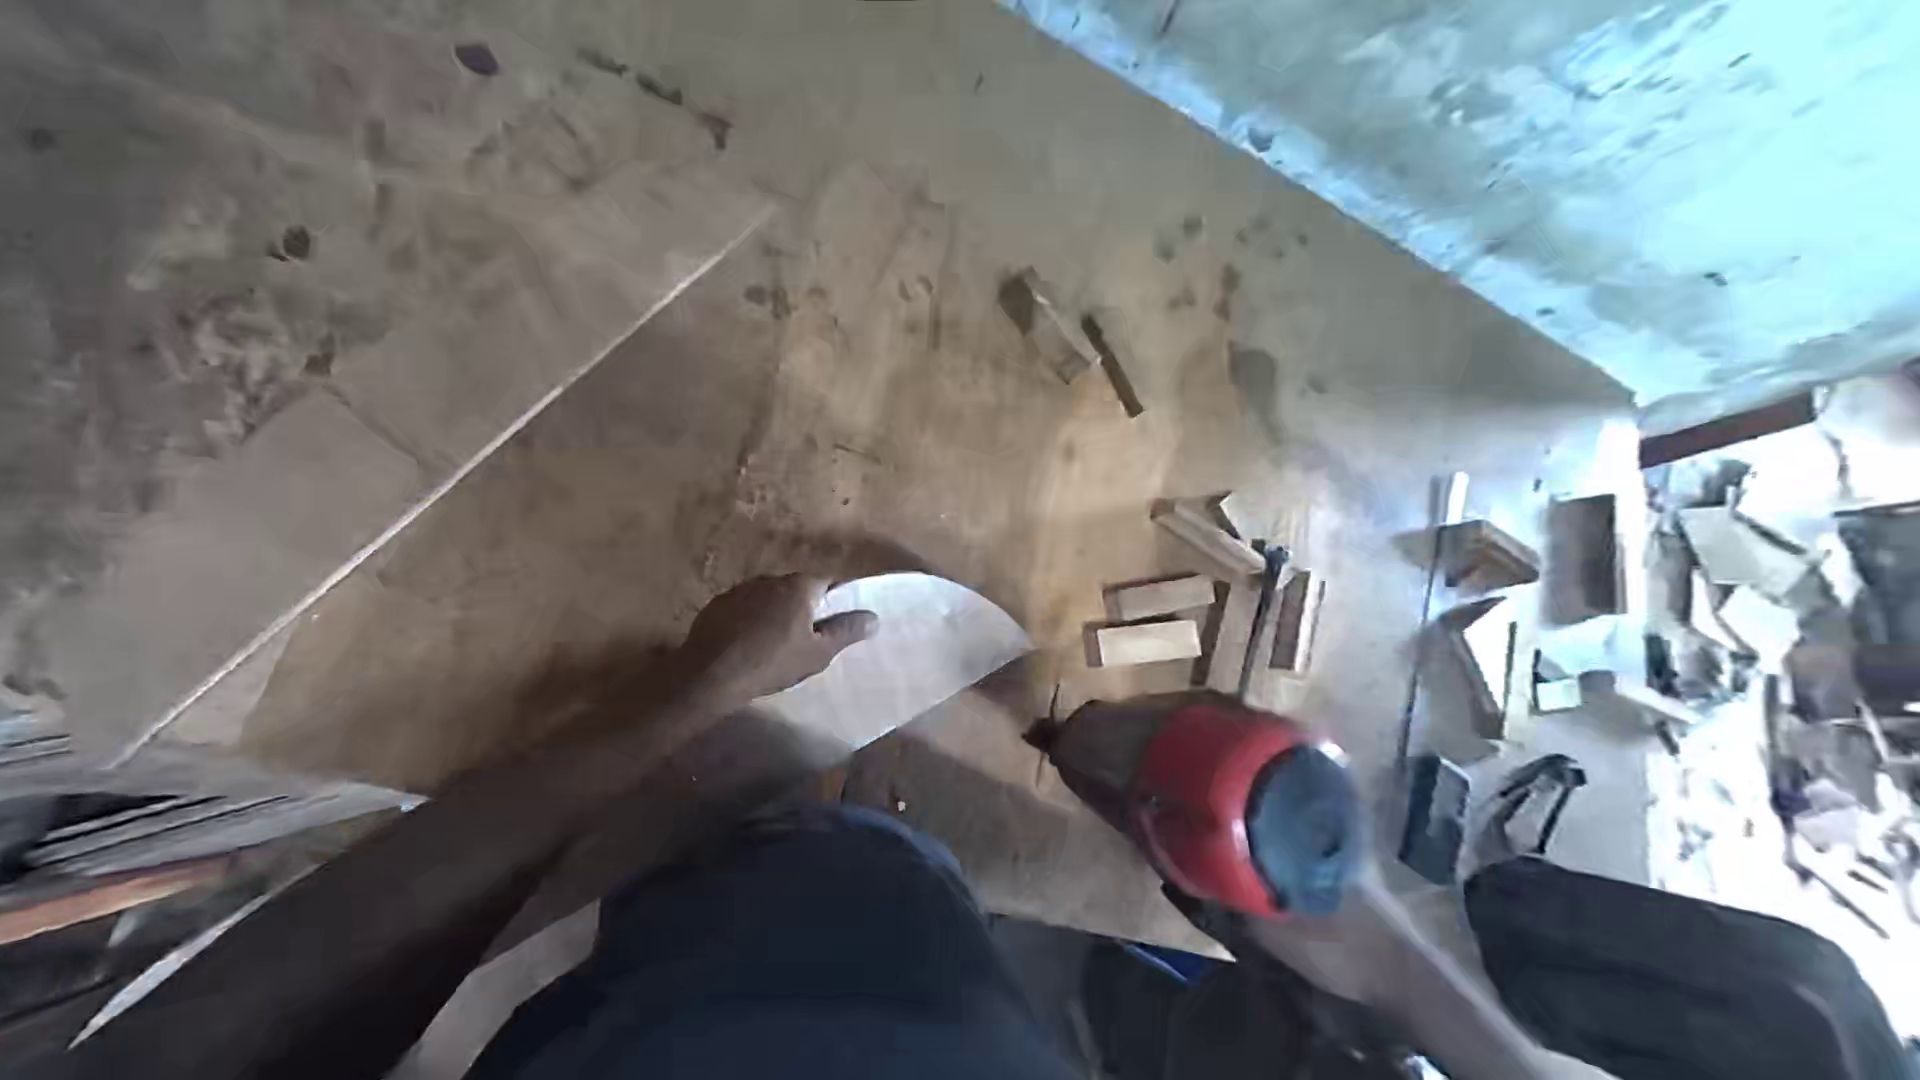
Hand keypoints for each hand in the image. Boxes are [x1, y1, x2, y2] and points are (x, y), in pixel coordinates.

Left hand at [679, 574, 877, 705]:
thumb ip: (847, 631)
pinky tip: (748, 644)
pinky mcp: (717, 604)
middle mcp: (771, 579)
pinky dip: (750, 620)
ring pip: (769, 598)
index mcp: (800, 586)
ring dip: (776, 613)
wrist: (709, 675)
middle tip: (808, 637)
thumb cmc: (772, 662)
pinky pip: (744, 608)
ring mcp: (741, 589)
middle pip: (798, 589)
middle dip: (805, 608)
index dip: (836, 601)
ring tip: (776, 643)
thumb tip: (874, 617)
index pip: (828, 583)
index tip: (837, 622)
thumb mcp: (818, 653)